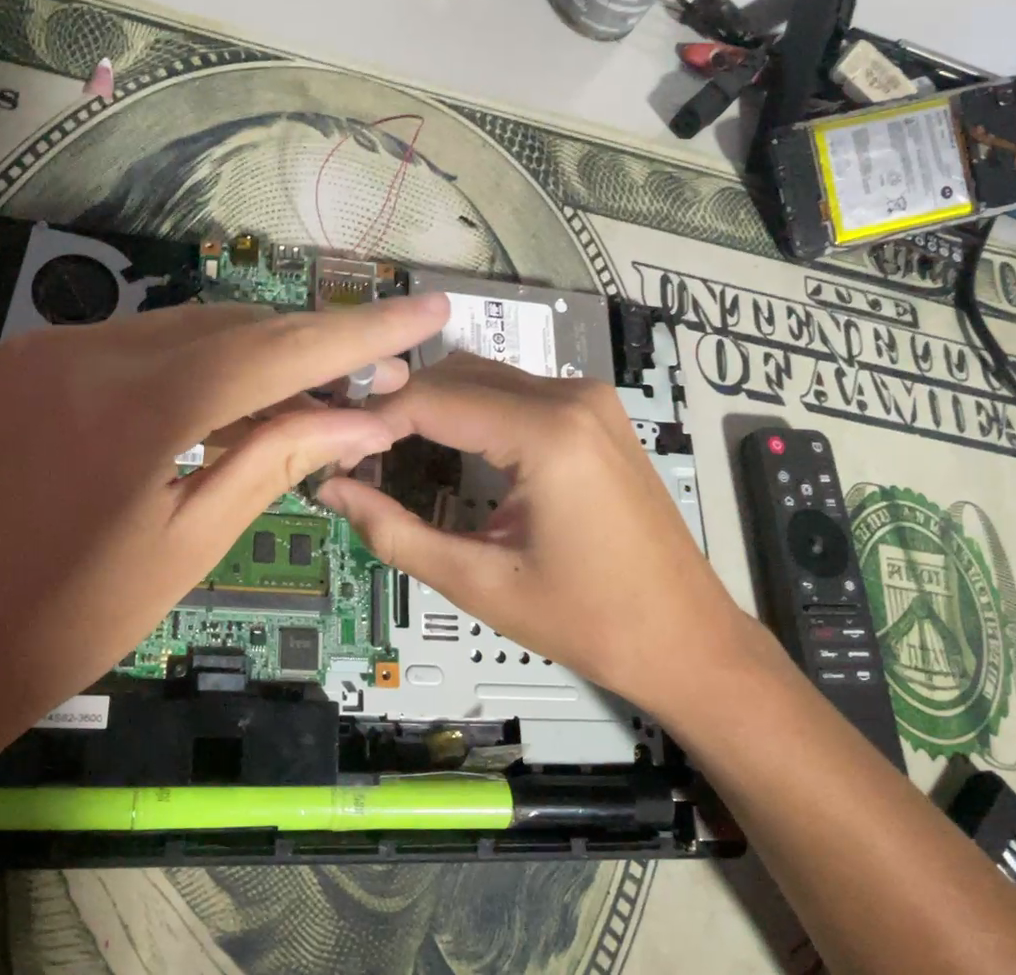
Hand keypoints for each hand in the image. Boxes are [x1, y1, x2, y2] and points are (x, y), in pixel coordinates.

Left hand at [0, 294, 450, 728]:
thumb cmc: (80, 617)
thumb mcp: (193, 543)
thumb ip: (277, 459)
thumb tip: (368, 421)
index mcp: (137, 406)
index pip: (274, 350)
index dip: (360, 332)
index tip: (428, 310)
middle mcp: (90, 351)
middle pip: (233, 327)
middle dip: (311, 346)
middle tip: (377, 376)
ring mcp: (51, 348)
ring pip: (186, 329)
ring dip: (256, 355)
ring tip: (316, 393)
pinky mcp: (31, 360)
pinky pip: (139, 346)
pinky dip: (197, 364)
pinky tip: (234, 397)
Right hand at [318, 352, 755, 714]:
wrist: (687, 639)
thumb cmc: (589, 621)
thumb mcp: (480, 582)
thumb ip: (394, 532)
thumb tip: (328, 489)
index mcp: (547, 434)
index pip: (430, 399)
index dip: (370, 420)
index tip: (329, 449)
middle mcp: (571, 396)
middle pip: (455, 375)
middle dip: (395, 406)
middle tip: (348, 450)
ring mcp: (589, 400)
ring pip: (482, 377)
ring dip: (429, 405)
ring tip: (382, 450)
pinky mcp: (595, 414)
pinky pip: (512, 392)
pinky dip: (467, 411)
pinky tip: (439, 447)